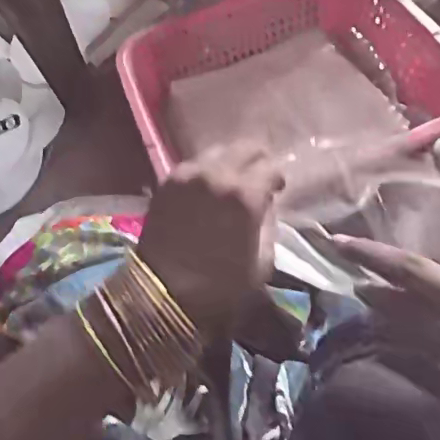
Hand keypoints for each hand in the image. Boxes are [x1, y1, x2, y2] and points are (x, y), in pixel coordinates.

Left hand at [136, 144, 284, 341]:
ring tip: (230, 183)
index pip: (271, 167)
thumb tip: (266, 203)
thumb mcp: (262, 260)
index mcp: (245, 195)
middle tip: (257, 178)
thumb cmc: (221, 285)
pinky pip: (194, 164)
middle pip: (245, 147)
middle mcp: (217, 174)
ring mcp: (188, 174)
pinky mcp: (167, 180)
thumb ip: (268, 223)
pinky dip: (206, 171)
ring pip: (218, 152)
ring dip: (229, 163)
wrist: (163, 291)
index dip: (276, 179)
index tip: (276, 190)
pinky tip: (207, 189)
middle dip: (256, 160)